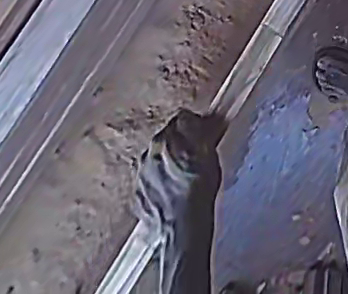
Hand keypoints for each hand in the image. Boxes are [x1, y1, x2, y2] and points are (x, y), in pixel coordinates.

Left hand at [133, 110, 223, 231]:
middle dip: (179, 143)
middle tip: (192, 158)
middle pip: (167, 136)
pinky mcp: (137, 192)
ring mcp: (140, 173)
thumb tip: (207, 120)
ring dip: (166, 162)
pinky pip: (148, 179)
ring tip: (180, 178)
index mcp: (169, 136)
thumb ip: (205, 132)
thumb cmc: (199, 192)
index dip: (195, 125)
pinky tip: (170, 192)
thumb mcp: (210, 155)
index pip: (182, 118)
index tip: (202, 133)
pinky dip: (157, 182)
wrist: (183, 228)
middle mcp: (150, 150)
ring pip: (155, 157)